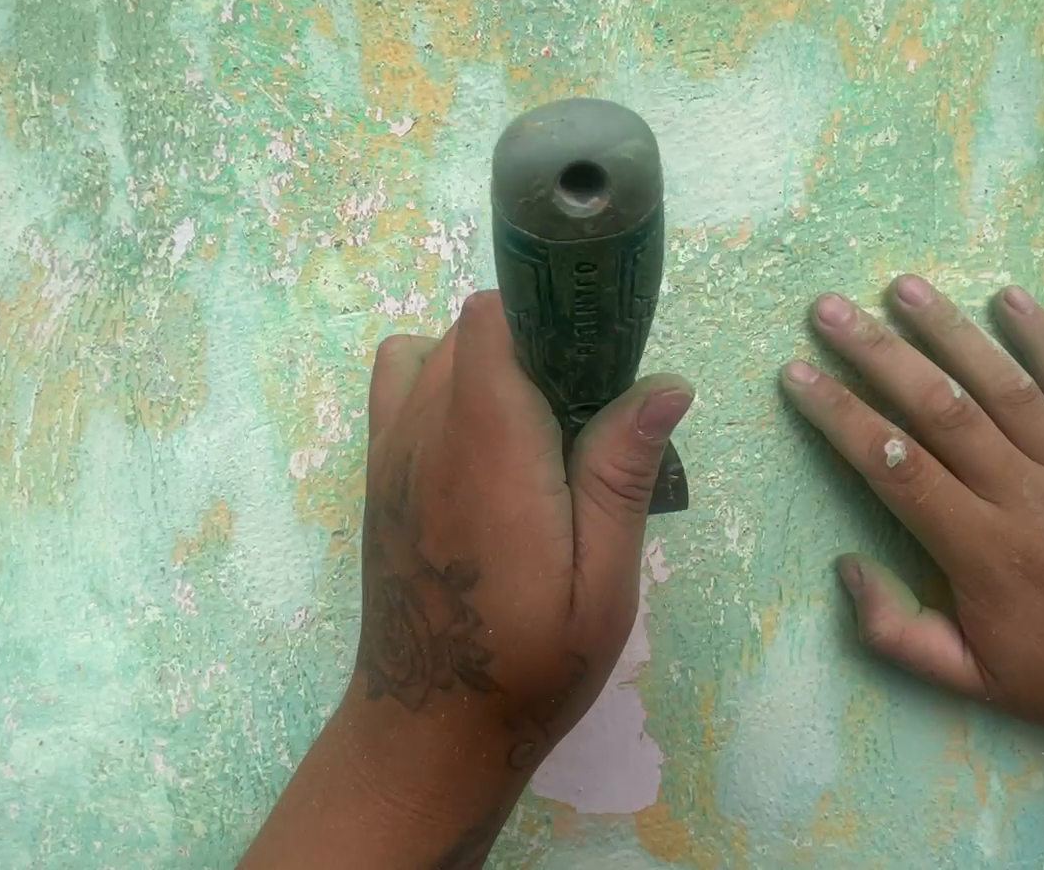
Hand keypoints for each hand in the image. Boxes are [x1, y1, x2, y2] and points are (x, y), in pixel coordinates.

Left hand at [345, 293, 690, 809]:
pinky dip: (435, 379)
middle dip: (531, 344)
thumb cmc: (529, 661)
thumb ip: (621, 473)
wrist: (428, 727)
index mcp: (488, 447)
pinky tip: (475, 437)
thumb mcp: (602, 581)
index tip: (593, 356)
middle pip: (469, 330)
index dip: (544, 315)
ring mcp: (389, 448)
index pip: (490, 319)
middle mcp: (426, 430)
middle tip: (579, 411)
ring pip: (431, 349)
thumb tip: (667, 381)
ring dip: (483, 361)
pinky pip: (397, 384)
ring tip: (528, 423)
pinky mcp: (375, 471)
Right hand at [780, 277, 1043, 742]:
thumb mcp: (971, 681)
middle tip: (829, 309)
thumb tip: (845, 565)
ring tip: (901, 286)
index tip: (797, 374)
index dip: (840, 415)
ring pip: (1004, 386)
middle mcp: (1025, 495)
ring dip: (948, 331)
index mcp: (982, 550)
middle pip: (941, 409)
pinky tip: (1009, 296)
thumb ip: (894, 632)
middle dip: (878, 353)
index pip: (895, 466)